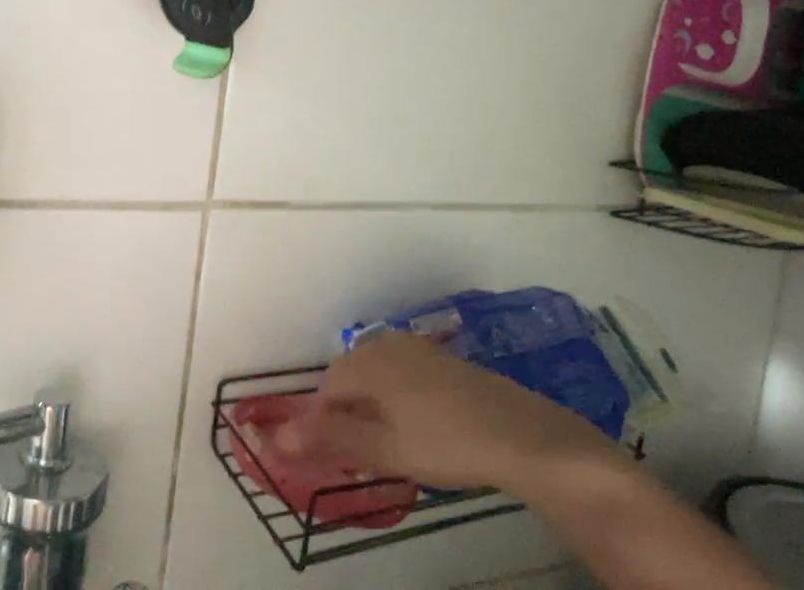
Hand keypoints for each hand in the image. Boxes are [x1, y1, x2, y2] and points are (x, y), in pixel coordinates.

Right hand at [275, 332, 626, 491]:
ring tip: (392, 445)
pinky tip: (422, 430)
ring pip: (379, 377)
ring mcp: (420, 351)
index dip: (326, 425)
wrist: (525, 437)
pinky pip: (405, 377)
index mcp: (368, 361)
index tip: (342, 458)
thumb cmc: (446, 443)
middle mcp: (389, 345)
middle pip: (352, 379)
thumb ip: (331, 440)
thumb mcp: (385, 449)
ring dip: (375, 409)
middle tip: (366, 455)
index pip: (327, 389)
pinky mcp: (447, 362)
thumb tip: (278, 436)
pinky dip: (401, 401)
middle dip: (350, 415)